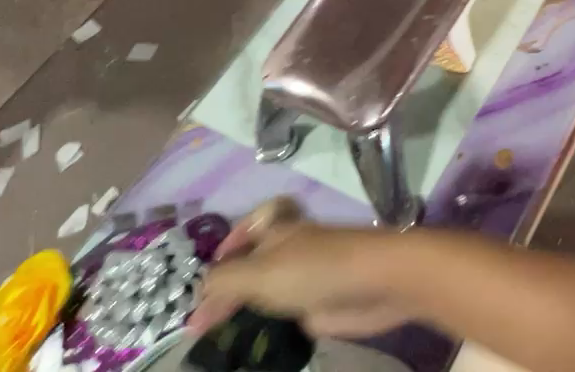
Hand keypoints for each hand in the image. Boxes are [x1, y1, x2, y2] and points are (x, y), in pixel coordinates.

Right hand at [189, 198, 415, 339]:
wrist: (379, 284)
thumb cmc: (318, 268)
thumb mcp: (262, 271)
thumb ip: (226, 280)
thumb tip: (202, 290)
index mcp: (280, 232)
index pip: (254, 224)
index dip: (232, 241)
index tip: (208, 272)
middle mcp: (291, 253)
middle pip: (253, 266)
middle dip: (225, 292)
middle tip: (195, 327)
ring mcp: (305, 282)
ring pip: (266, 295)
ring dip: (241, 314)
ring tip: (210, 342)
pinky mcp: (317, 311)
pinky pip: (282, 320)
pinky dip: (262, 333)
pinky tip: (242, 350)